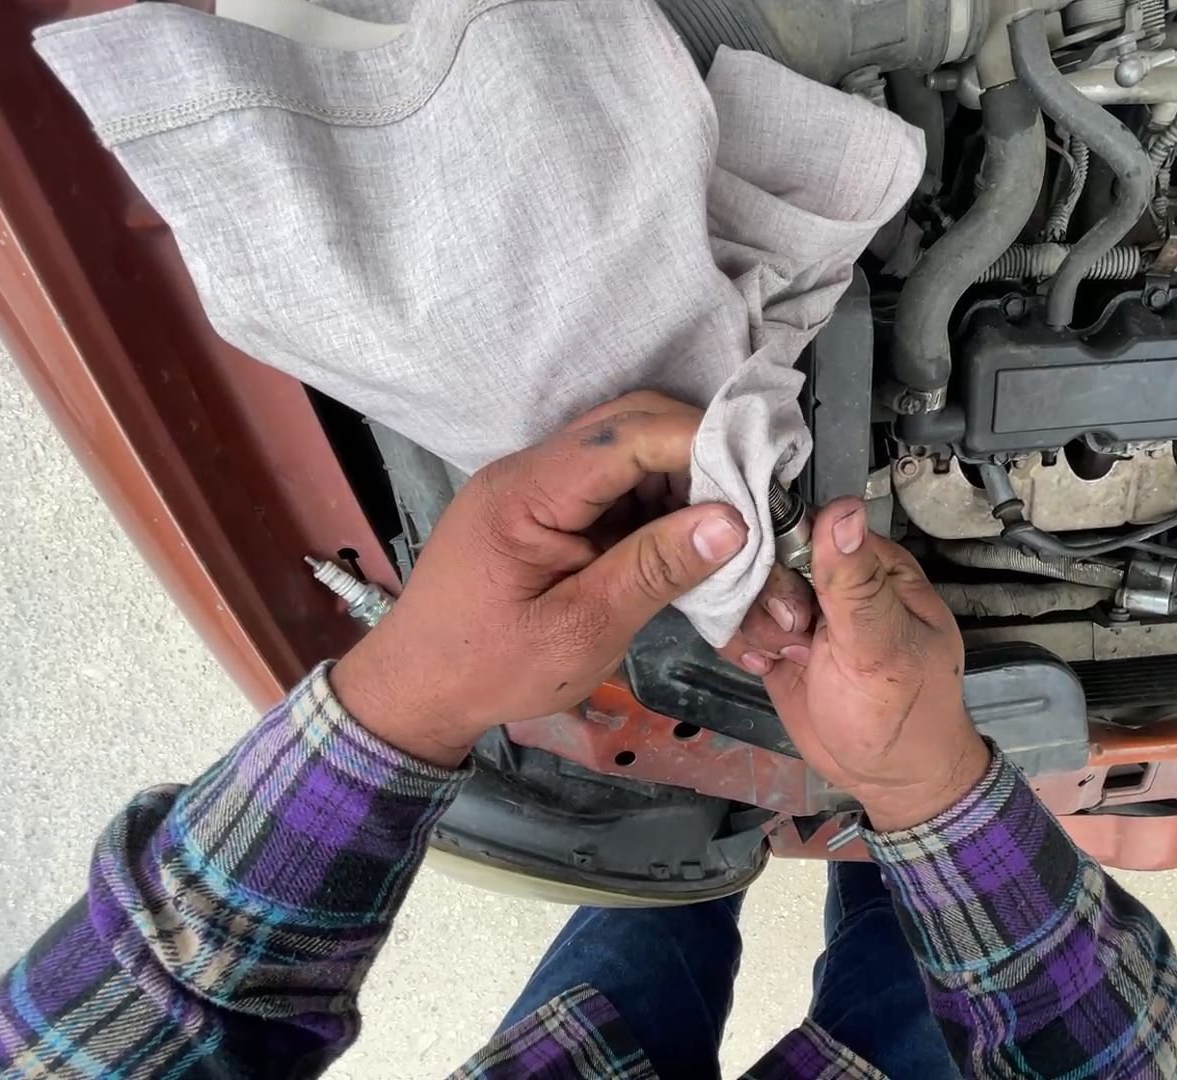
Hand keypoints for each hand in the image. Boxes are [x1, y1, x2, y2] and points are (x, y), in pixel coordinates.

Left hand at [332, 391, 751, 766]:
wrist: (419, 690)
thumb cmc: (493, 668)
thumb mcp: (583, 630)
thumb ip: (655, 569)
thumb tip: (733, 522)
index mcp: (527, 492)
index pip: (625, 436)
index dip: (698, 443)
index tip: (757, 477)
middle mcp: (531, 470)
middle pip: (627, 424)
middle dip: (697, 450)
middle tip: (749, 496)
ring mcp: (539, 485)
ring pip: (628, 447)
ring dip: (683, 474)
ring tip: (726, 520)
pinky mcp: (550, 508)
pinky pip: (617, 483)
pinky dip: (660, 499)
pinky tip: (687, 534)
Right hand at [760, 497, 990, 830]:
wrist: (889, 779)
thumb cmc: (903, 715)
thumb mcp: (881, 647)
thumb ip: (855, 582)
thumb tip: (844, 508)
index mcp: (871, 565)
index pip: (811, 526)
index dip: (787, 554)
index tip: (794, 603)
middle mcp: (833, 580)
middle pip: (768, 556)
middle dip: (770, 600)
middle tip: (795, 639)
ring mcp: (801, 610)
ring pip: (746, 588)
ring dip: (755, 626)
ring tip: (787, 657)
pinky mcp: (775, 640)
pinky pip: (737, 621)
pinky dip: (740, 642)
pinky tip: (766, 665)